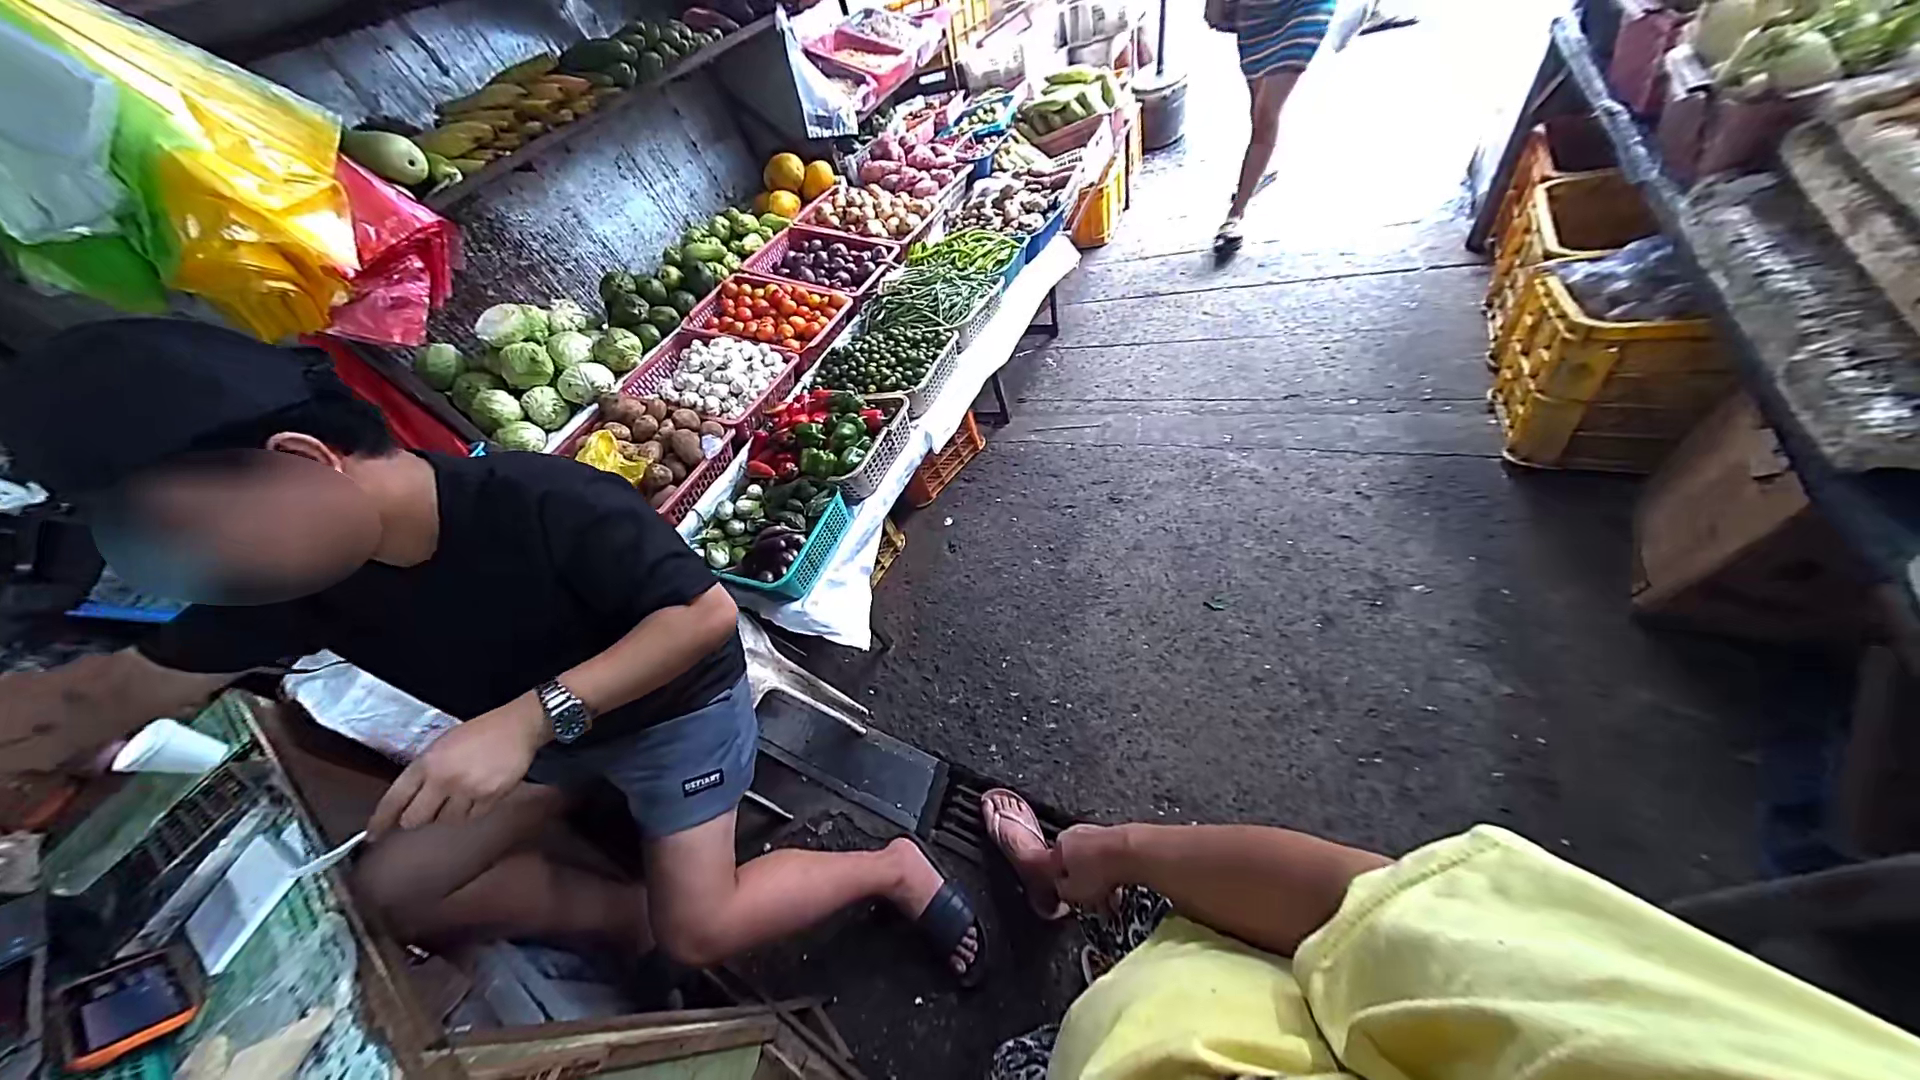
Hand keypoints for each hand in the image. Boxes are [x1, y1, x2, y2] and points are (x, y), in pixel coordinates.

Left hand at [368, 697, 545, 836]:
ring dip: (451, 812)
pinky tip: (481, 792)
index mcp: (426, 763)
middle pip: (415, 819)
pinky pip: (473, 816)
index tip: (373, 835)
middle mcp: (444, 779)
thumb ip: (423, 772)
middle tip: (431, 808)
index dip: (380, 821)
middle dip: (420, 816)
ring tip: (463, 794)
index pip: (393, 800)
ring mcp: (468, 789)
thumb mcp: (442, 745)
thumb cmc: (481, 732)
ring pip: (446, 820)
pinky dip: (474, 809)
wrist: (519, 725)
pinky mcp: (491, 795)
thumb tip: (406, 803)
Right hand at [1053, 824, 1129, 908]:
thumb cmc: (1098, 869)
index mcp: (1061, 843)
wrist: (1131, 853)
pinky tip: (1121, 890)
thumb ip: (1062, 891)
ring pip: (1095, 864)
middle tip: (1093, 904)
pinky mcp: (1117, 837)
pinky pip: (1110, 860)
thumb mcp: (1071, 891)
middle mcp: (1076, 833)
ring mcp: (1097, 833)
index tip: (1073, 899)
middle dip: (1086, 886)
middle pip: (1077, 865)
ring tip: (1110, 902)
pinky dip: (1113, 874)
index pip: (1056, 866)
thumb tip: (1062, 890)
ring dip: (1101, 883)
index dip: (1064, 886)